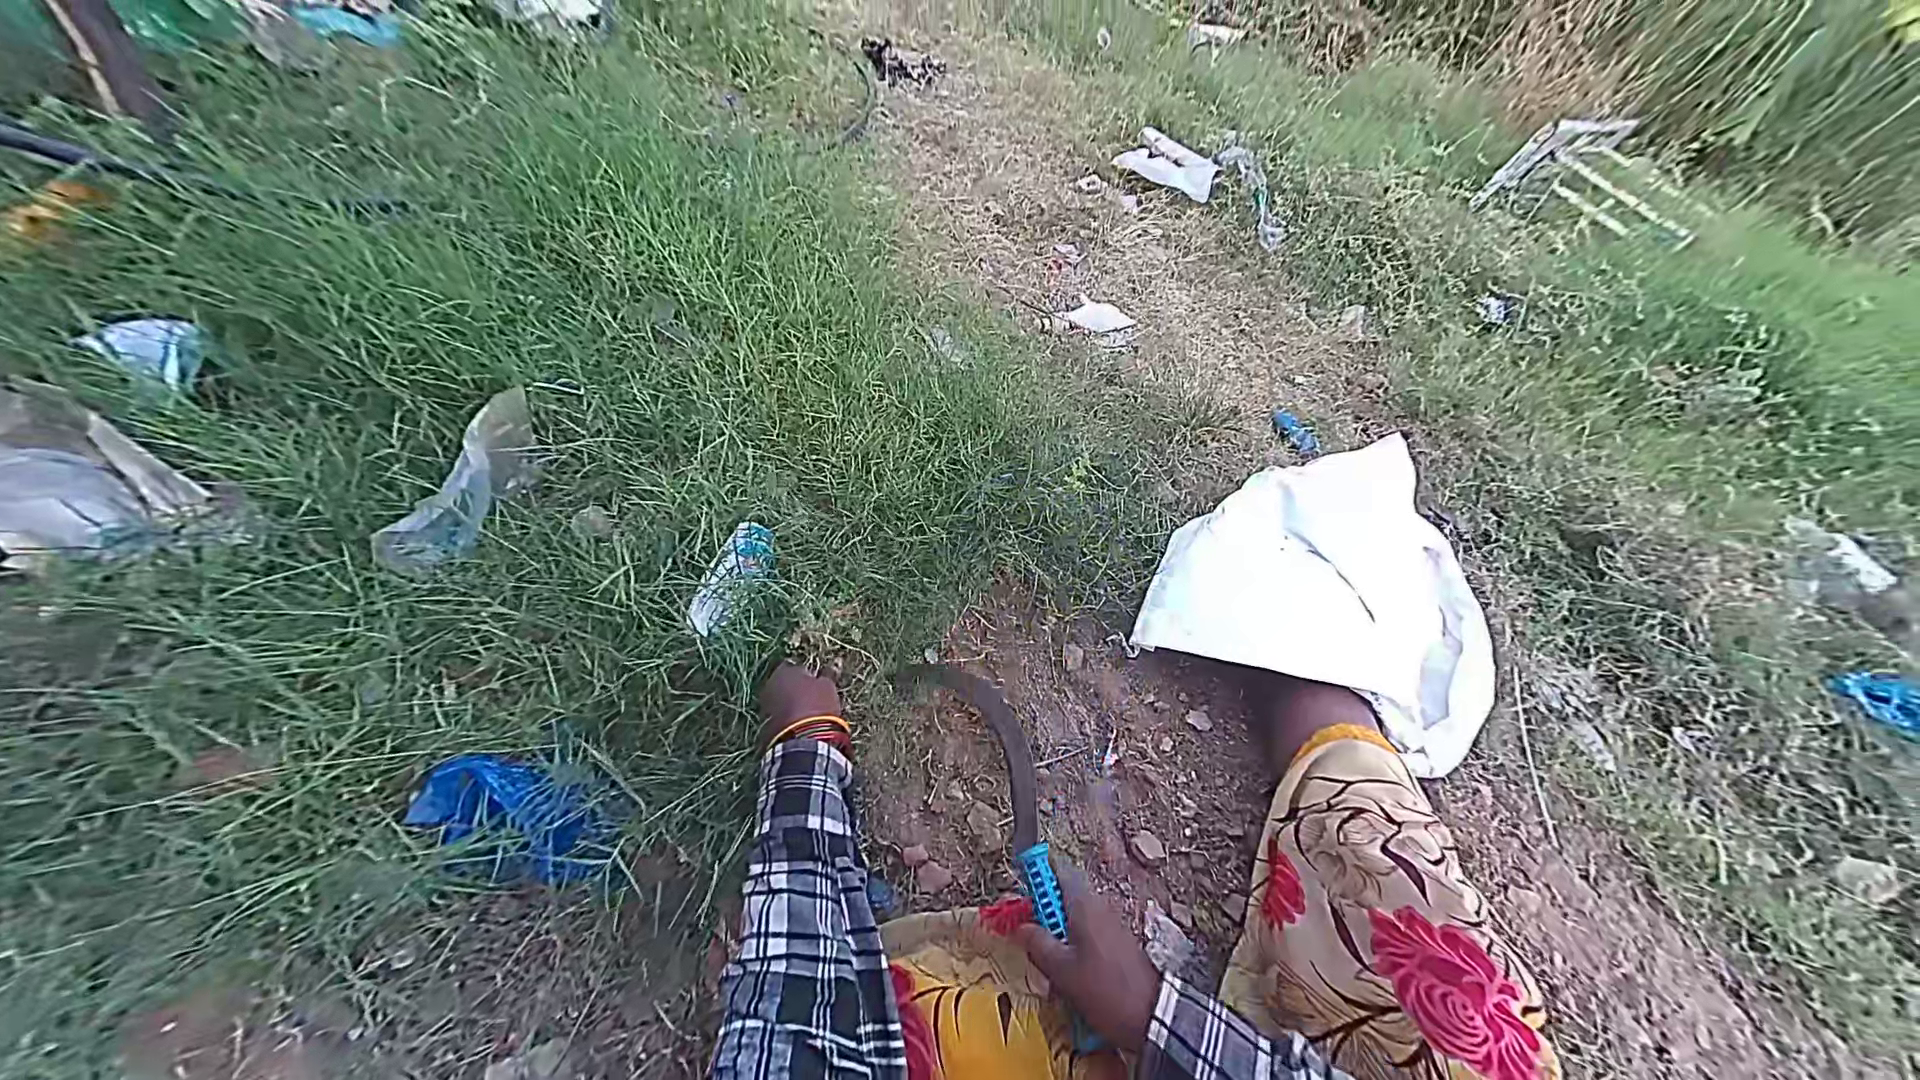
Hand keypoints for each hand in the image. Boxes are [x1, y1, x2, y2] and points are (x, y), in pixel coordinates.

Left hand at [757, 661, 841, 747]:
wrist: (803, 739)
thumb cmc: (817, 705)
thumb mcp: (827, 686)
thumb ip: (827, 673)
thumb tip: (835, 662)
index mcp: (784, 671)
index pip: (796, 666)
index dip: (807, 673)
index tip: (818, 681)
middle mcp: (770, 685)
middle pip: (784, 682)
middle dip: (795, 687)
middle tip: (811, 696)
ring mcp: (765, 705)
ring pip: (779, 699)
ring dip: (789, 702)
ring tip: (806, 712)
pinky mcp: (764, 724)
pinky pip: (776, 715)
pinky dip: (785, 717)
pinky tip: (798, 723)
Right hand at [1012, 862, 1161, 1052]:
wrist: (1156, 1017)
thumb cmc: (1106, 989)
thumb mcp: (1062, 970)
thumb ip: (1037, 943)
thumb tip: (1019, 926)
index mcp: (1082, 902)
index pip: (1056, 868)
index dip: (1035, 875)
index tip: (1020, 895)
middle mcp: (1097, 904)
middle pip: (1063, 891)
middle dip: (1043, 909)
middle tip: (1029, 933)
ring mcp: (1109, 921)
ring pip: (1073, 913)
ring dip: (1057, 928)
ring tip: (1047, 957)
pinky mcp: (1117, 940)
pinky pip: (1086, 929)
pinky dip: (1073, 941)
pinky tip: (1069, 969)